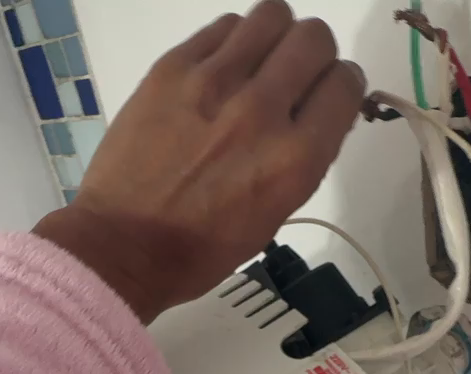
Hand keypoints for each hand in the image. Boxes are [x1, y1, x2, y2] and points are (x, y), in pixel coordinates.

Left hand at [32, 1, 365, 322]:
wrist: (124, 248)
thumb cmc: (200, 252)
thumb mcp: (270, 219)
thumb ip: (300, 161)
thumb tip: (311, 116)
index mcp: (294, 161)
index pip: (346, 85)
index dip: (340, 89)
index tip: (323, 99)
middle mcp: (262, 111)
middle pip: (314, 39)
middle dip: (311, 59)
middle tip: (289, 82)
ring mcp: (215, 82)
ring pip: (272, 17)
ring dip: (273, 40)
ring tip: (254, 69)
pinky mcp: (172, 68)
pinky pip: (223, 28)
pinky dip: (231, 45)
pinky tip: (216, 75)